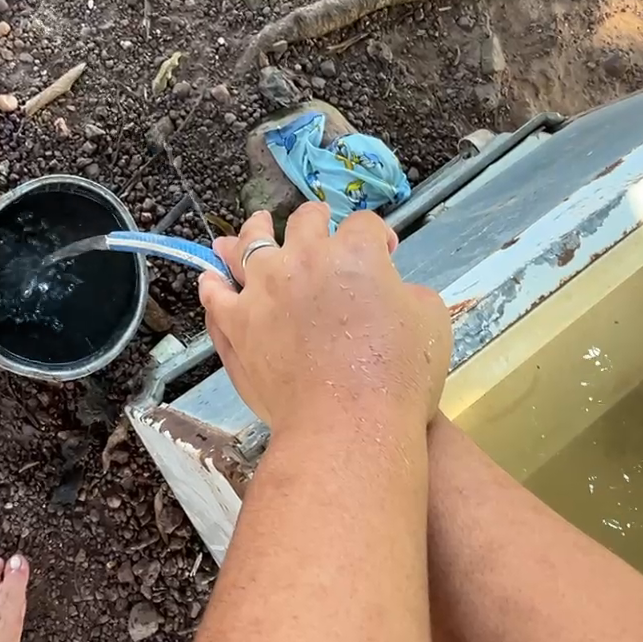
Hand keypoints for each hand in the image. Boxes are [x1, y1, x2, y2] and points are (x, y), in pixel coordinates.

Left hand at [197, 203, 451, 435]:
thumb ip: (408, 292)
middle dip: (316, 217)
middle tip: (318, 219)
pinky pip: (217, 294)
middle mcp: (302, 258)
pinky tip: (212, 277)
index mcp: (353, 253)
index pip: (363, 225)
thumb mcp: (430, 321)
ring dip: (255, 230)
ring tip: (256, 225)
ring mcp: (262, 287)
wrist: (349, 424)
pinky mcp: (236, 321)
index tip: (383, 248)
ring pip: (250, 244)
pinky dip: (214, 283)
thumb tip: (391, 288)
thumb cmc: (398, 376)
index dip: (377, 234)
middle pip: (304, 221)